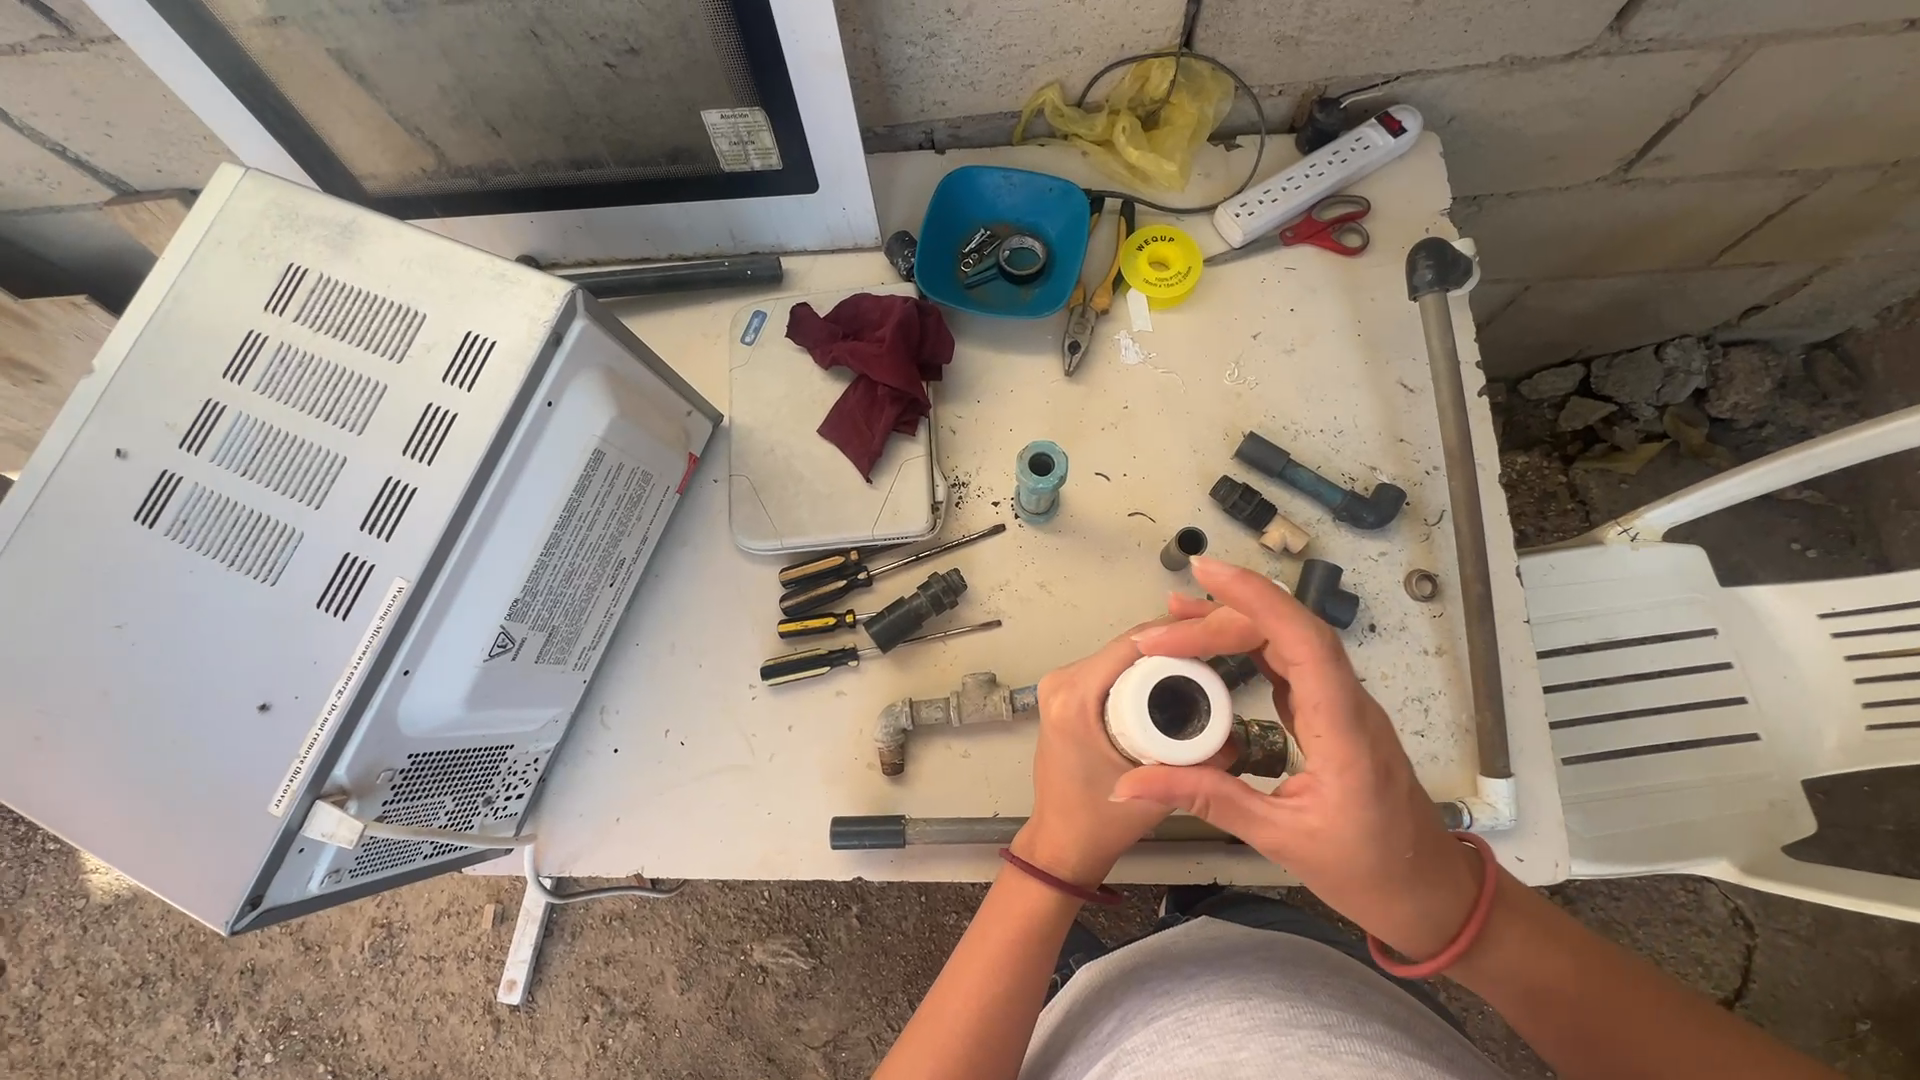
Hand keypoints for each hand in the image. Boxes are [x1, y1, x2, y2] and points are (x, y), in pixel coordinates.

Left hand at [1013, 620, 1227, 887]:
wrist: (1062, 843)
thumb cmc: (1104, 822)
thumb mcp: (1162, 790)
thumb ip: (1203, 762)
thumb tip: (1238, 732)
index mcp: (1074, 697)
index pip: (1133, 645)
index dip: (1177, 637)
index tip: (1218, 642)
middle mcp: (1060, 681)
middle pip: (1126, 647)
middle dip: (1172, 649)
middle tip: (1216, 662)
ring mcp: (1058, 684)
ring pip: (1118, 656)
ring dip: (1156, 662)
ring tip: (1200, 674)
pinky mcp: (1063, 693)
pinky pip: (1107, 670)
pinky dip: (1138, 674)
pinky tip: (1169, 685)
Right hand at [1110, 557, 1482, 959]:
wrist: (1428, 892)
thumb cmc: (1367, 870)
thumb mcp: (1280, 839)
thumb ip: (1206, 798)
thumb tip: (1129, 784)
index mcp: (1343, 728)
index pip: (1304, 641)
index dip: (1256, 598)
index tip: (1207, 573)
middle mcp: (1346, 702)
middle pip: (1288, 633)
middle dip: (1222, 619)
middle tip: (1159, 631)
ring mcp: (1341, 704)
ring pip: (1289, 641)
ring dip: (1234, 624)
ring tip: (1175, 618)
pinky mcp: (1330, 713)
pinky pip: (1288, 663)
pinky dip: (1248, 646)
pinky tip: (1212, 647)